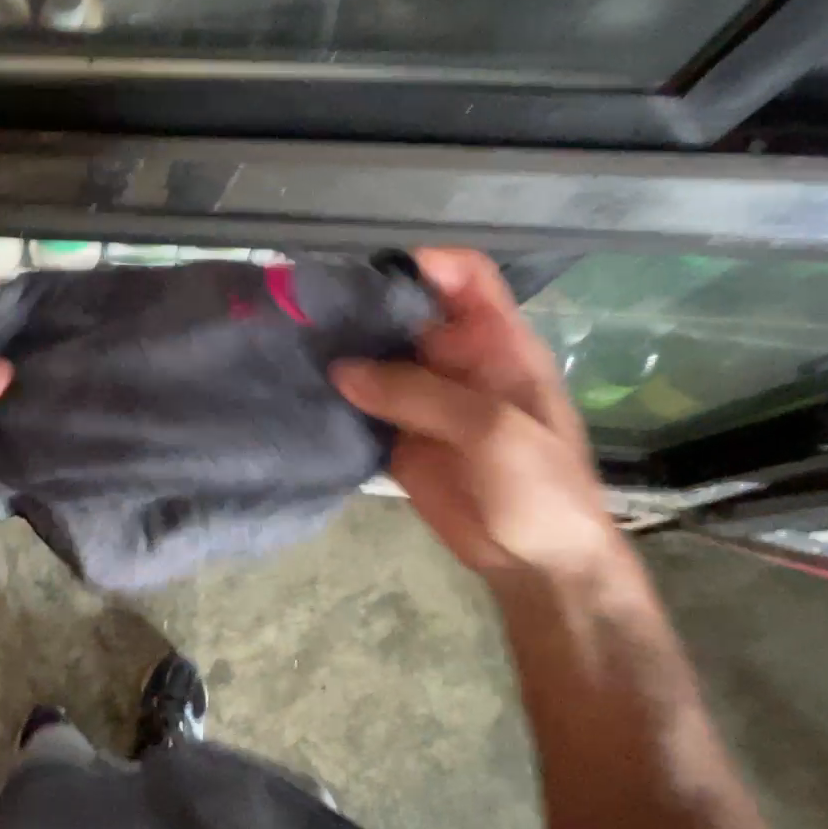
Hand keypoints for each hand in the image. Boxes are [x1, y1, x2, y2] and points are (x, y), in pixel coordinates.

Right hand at [331, 249, 621, 580]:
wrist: (536, 564)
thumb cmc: (539, 488)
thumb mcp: (493, 431)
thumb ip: (420, 394)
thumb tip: (341, 369)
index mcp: (496, 344)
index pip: (465, 277)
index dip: (424, 264)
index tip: (368, 274)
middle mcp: (454, 361)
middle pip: (403, 314)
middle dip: (359, 308)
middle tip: (303, 313)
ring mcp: (421, 399)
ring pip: (373, 358)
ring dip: (337, 352)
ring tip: (288, 347)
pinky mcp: (395, 434)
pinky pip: (358, 404)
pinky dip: (331, 397)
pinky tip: (298, 391)